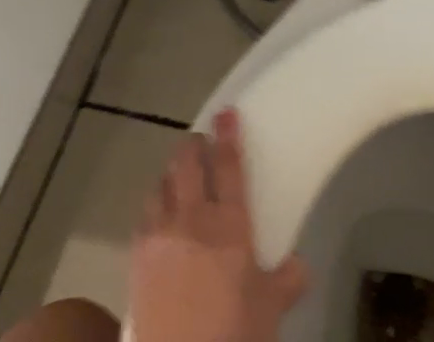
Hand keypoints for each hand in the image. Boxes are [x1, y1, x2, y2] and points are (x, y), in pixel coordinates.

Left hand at [132, 108, 308, 341]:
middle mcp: (192, 219)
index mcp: (230, 225)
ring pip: (161, 186)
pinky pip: (145, 216)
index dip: (228, 136)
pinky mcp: (137, 256)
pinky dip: (154, 206)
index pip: (229, 167)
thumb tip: (297, 266)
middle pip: (187, 165)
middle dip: (193, 146)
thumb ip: (286, 279)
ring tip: (179, 176)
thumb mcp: (271, 307)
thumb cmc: (234, 332)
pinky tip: (160, 217)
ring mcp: (159, 235)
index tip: (226, 113)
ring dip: (171, 174)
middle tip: (201, 140)